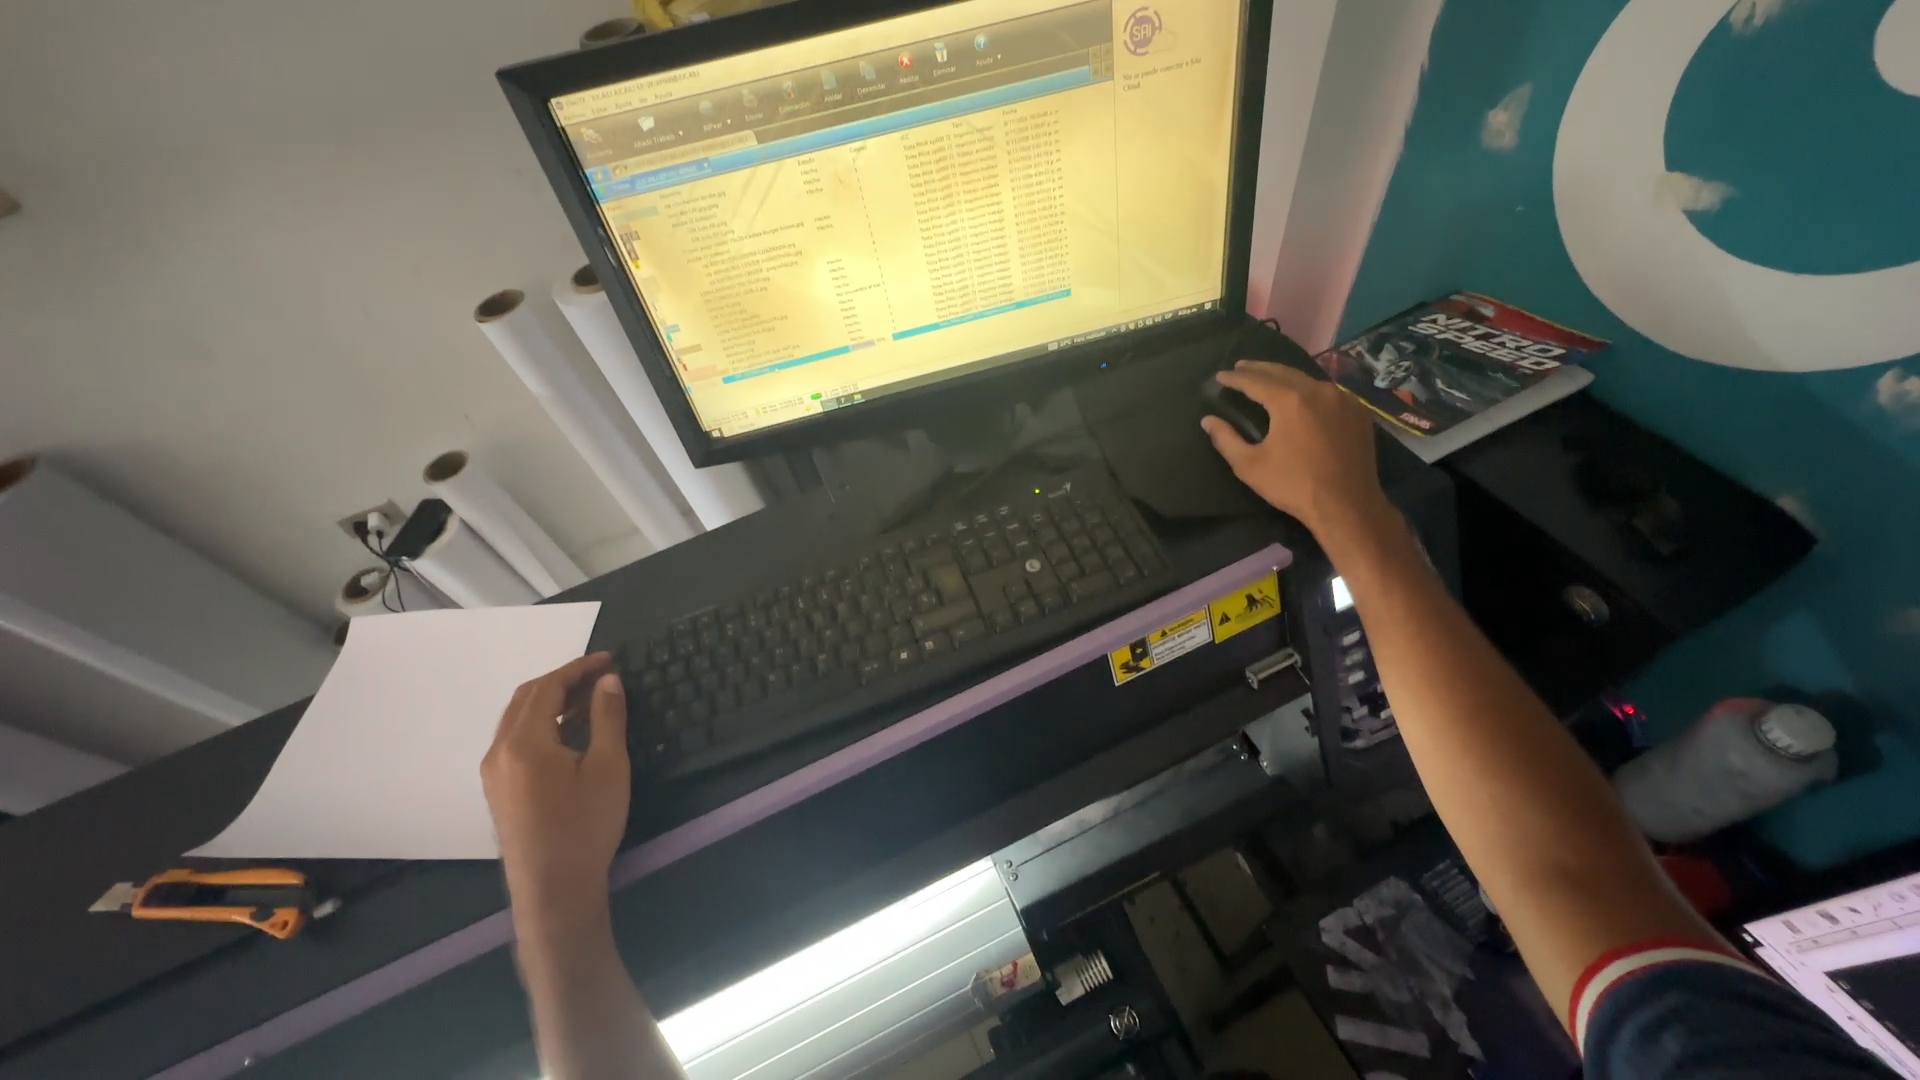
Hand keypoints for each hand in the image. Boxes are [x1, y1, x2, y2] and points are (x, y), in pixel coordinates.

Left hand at [481, 653, 628, 914]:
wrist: (554, 890)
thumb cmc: (586, 826)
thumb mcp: (608, 767)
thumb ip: (607, 718)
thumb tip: (607, 681)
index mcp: (523, 743)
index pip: (547, 688)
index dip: (579, 668)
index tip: (610, 660)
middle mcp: (499, 752)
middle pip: (527, 699)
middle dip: (564, 680)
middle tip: (602, 675)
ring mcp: (494, 773)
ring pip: (519, 720)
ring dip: (552, 702)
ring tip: (592, 699)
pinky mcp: (499, 790)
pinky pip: (516, 740)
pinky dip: (543, 724)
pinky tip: (571, 732)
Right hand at [1201, 360, 1392, 537]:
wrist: (1347, 505)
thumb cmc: (1294, 485)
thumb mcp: (1250, 466)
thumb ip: (1226, 439)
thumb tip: (1208, 421)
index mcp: (1289, 400)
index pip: (1255, 381)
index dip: (1235, 378)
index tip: (1219, 376)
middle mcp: (1318, 390)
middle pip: (1282, 372)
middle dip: (1258, 369)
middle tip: (1240, 368)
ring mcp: (1343, 399)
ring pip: (1307, 379)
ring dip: (1284, 377)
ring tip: (1267, 378)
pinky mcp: (1358, 411)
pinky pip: (1328, 392)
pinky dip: (1308, 389)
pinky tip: (1302, 395)